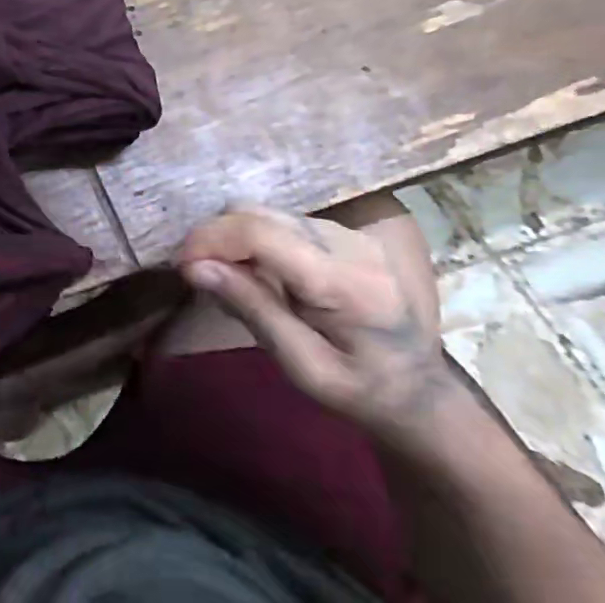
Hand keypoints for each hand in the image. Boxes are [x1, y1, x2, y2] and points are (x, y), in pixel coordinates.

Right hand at [173, 204, 455, 449]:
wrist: (422, 392)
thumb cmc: (362, 390)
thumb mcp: (303, 366)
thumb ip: (252, 310)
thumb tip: (194, 268)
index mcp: (345, 282)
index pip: (261, 233)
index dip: (210, 240)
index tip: (182, 266)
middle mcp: (350, 244)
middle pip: (257, 214)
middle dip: (215, 237)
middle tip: (198, 274)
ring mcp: (350, 233)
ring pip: (265, 212)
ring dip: (233, 237)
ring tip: (227, 276)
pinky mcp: (344, 231)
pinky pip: (280, 219)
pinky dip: (253, 238)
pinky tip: (255, 272)